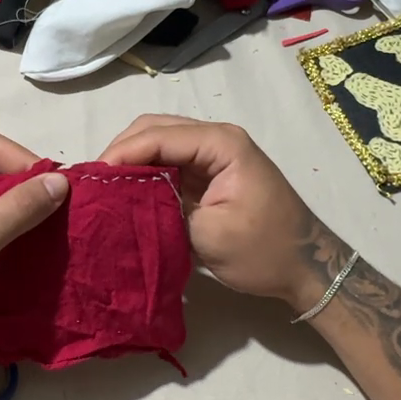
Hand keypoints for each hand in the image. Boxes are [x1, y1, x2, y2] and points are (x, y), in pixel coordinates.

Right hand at [100, 115, 347, 313]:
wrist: (308, 270)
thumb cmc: (263, 252)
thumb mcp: (208, 234)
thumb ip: (162, 209)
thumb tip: (121, 202)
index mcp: (221, 144)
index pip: (158, 135)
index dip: (121, 154)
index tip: (92, 180)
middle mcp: (216, 138)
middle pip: (154, 129)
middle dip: (121, 151)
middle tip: (93, 183)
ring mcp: (212, 154)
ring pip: (158, 142)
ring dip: (130, 160)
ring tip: (103, 187)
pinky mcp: (208, 173)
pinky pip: (168, 161)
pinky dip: (144, 172)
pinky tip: (125, 192)